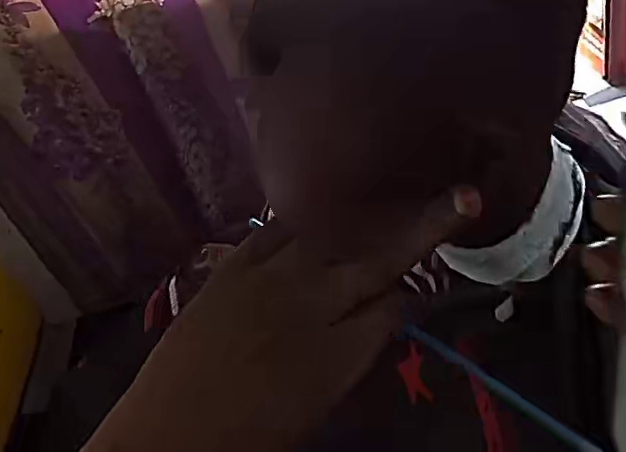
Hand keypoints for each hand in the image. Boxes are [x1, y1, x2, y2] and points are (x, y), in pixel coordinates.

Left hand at [86, 186, 481, 451]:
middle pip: (377, 261)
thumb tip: (370, 324)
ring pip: (329, 238)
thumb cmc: (244, 439)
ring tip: (379, 203)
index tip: (412, 290)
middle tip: (459, 197)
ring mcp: (270, 276)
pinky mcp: (235, 263)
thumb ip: (345, 361)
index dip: (407, 297)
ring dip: (355, 227)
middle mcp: (311, 305)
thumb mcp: (312, 410)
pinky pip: (276, 230)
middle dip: (421, 232)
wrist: (166, 434)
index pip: (393, 308)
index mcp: (336, 356)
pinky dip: (296, 226)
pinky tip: (308, 222)